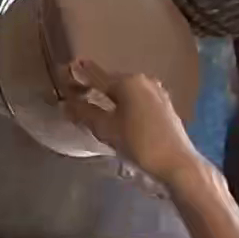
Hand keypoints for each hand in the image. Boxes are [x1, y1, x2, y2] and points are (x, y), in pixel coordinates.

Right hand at [60, 59, 202, 181]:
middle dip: (91, 85)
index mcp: (127, 81)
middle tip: (73, 94)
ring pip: (124, 89)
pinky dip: (122, 102)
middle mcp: (143, 80)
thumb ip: (84, 113)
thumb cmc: (139, 143)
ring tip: (92, 103)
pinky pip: (136, 98)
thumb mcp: (106, 129)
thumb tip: (66, 104)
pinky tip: (116, 112)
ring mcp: (156, 91)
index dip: (76, 75)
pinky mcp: (163, 105)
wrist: (177, 164)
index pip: (94, 75)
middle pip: (110, 80)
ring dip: (107, 95)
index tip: (60, 73)